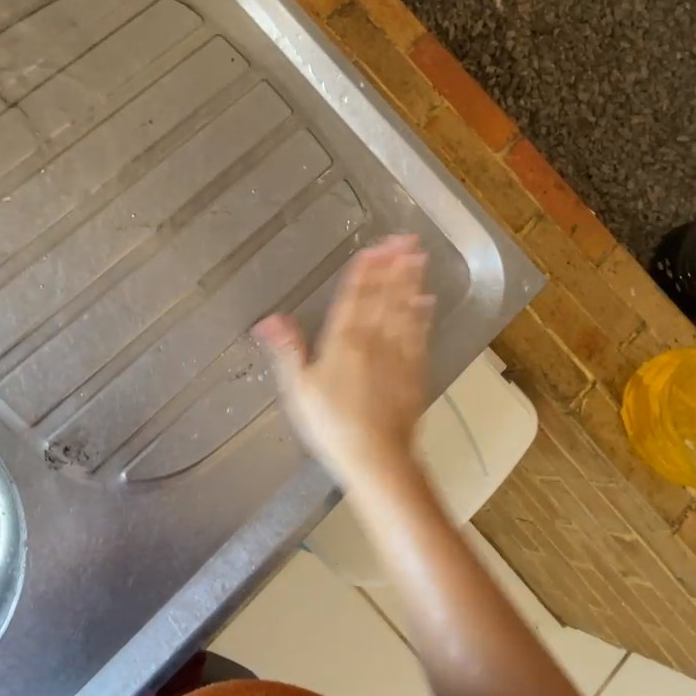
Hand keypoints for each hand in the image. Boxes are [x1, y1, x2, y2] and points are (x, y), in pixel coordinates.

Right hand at [253, 234, 433, 489]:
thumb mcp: (298, 389)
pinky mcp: (415, 371)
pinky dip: (423, 314)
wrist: (377, 457)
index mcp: (342, 342)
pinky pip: (419, 334)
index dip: (364, 272)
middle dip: (393, 266)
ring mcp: (398, 354)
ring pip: (405, 309)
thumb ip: (288, 349)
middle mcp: (373, 340)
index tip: (373, 247)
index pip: (353, 298)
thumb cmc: (331, 425)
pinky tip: (427, 299)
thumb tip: (269, 319)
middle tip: (405, 238)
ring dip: (411, 281)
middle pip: (384, 296)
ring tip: (417, 256)